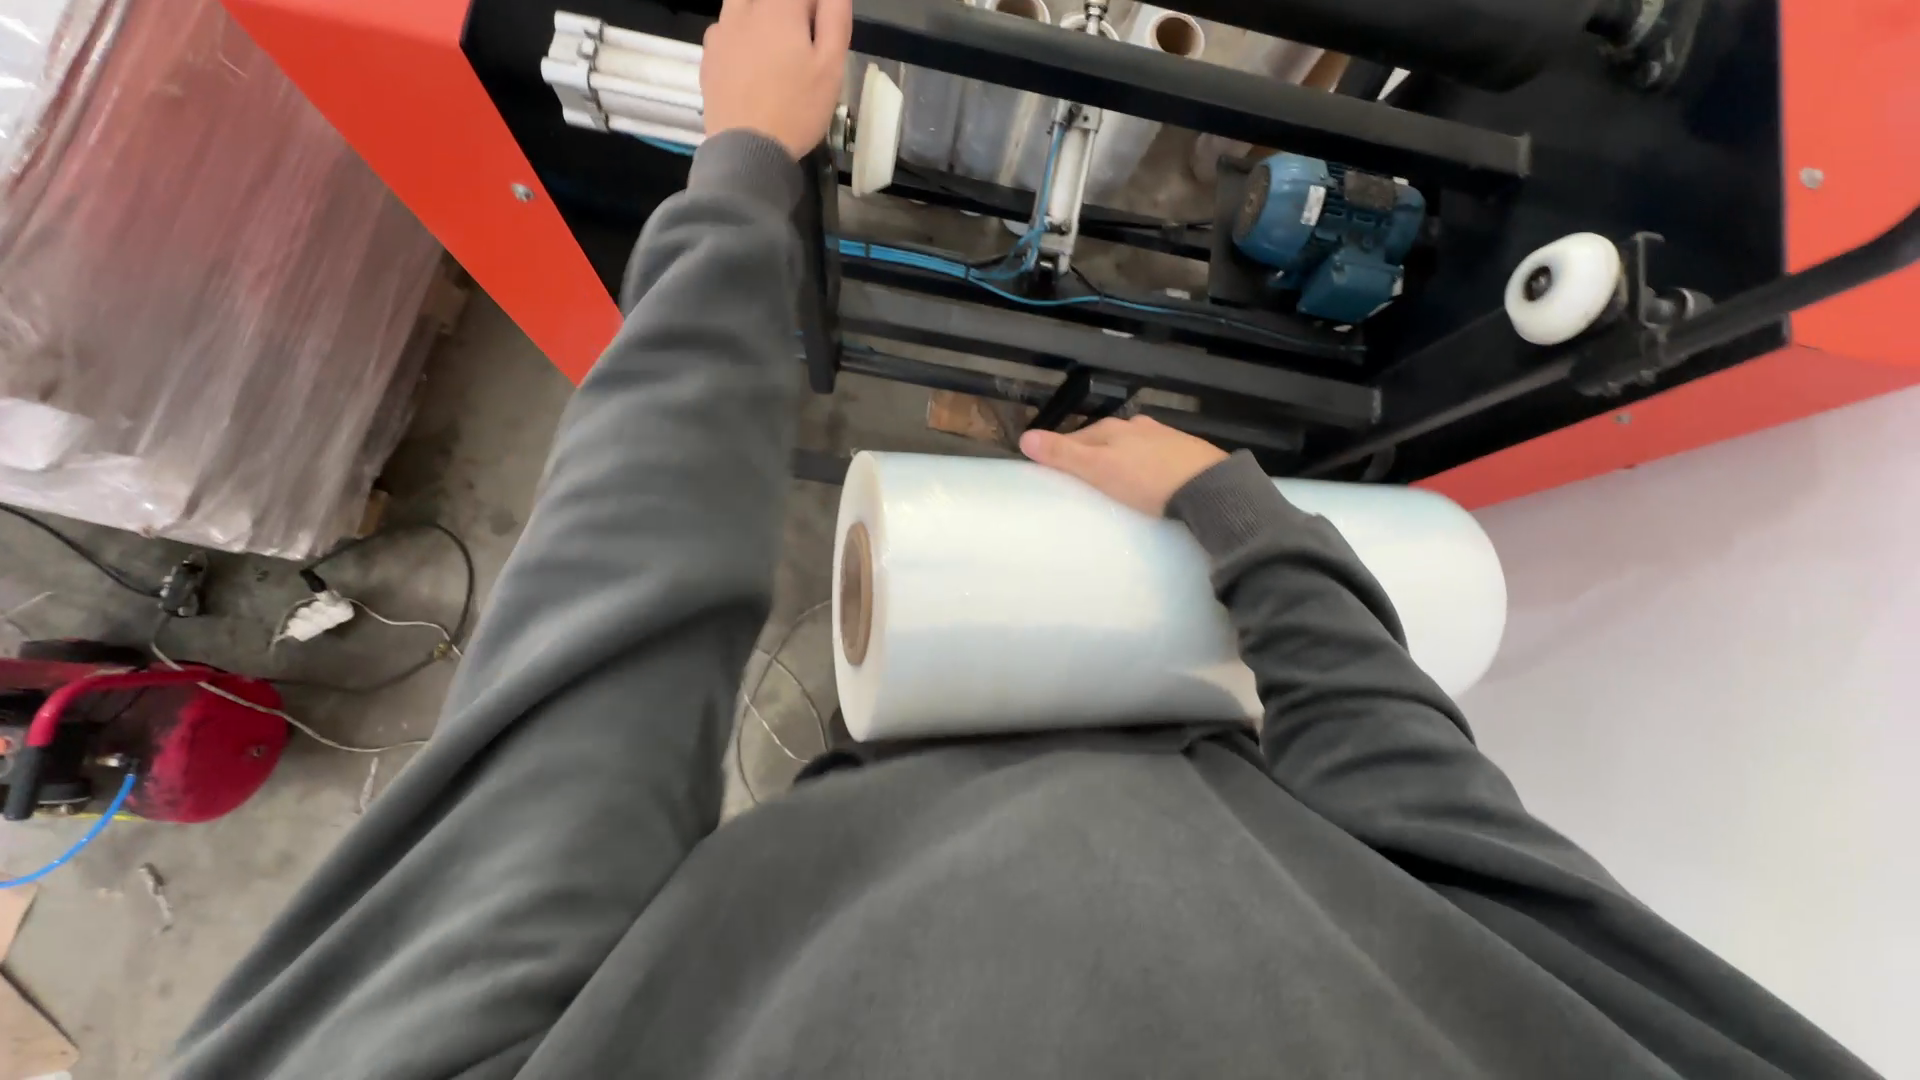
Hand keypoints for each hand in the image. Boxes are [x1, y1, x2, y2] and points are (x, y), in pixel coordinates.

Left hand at [701, 0, 852, 159]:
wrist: (748, 150)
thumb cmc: (797, 110)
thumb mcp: (830, 68)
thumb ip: (835, 19)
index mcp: (779, 8)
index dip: (816, 9)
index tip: (821, 36)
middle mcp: (744, 9)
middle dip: (788, 11)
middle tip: (800, 44)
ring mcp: (721, 31)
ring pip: (742, 5)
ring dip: (760, 17)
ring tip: (774, 53)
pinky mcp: (708, 56)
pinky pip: (725, 31)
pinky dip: (740, 38)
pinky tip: (750, 67)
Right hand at [1019, 415, 1228, 515]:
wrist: (1210, 488)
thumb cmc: (1147, 479)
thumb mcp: (1099, 469)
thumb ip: (1063, 455)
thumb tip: (1025, 437)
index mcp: (1113, 428)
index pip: (1076, 436)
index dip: (1060, 451)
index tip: (1051, 471)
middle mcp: (1138, 427)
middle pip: (1104, 439)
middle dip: (1090, 455)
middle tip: (1080, 481)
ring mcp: (1165, 438)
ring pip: (1131, 447)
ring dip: (1119, 460)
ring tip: (1112, 483)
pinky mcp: (1187, 455)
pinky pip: (1154, 458)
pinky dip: (1144, 467)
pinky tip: (1147, 482)